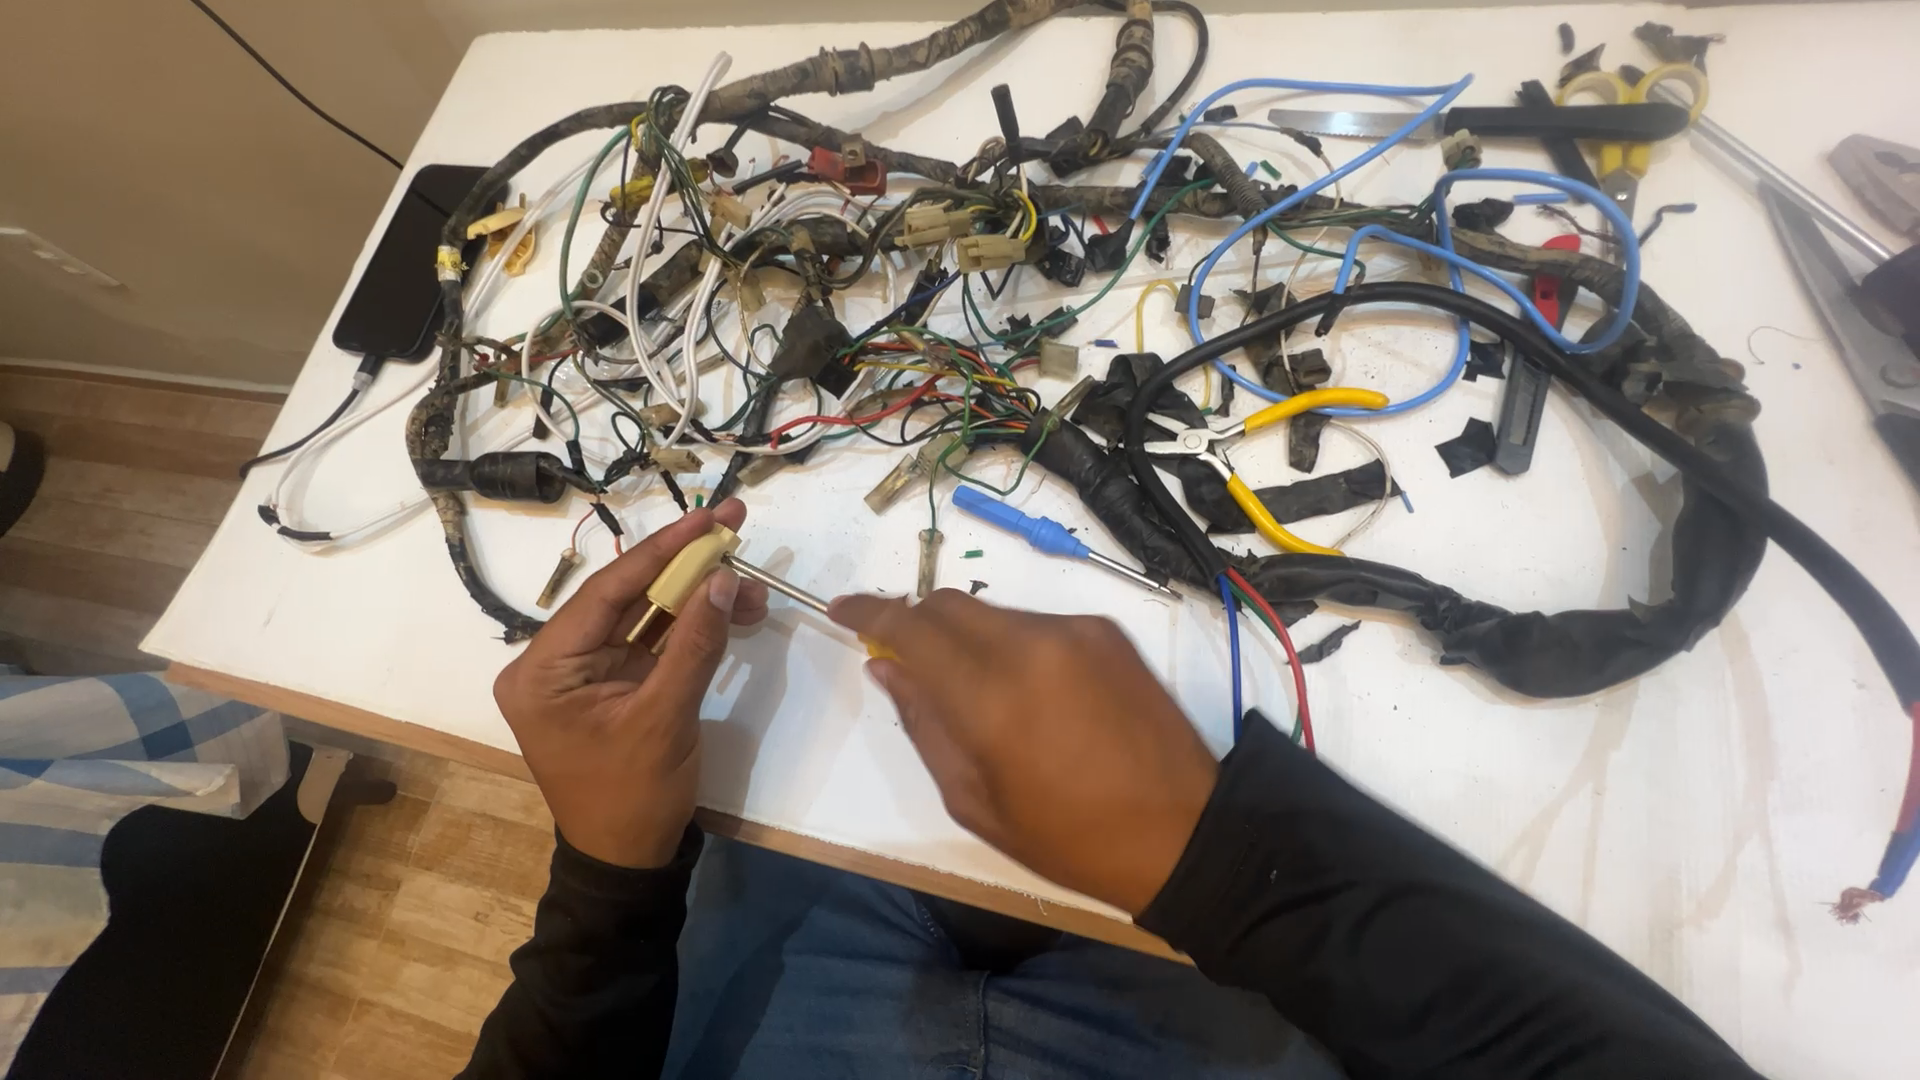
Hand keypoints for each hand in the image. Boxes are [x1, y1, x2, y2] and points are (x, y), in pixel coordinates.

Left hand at [493, 500, 768, 867]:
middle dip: (685, 564)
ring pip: (649, 614)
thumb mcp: (665, 718)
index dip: (661, 551)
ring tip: (751, 583)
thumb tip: (723, 579)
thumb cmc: (633, 795)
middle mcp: (558, 660)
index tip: (705, 518)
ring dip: (700, 595)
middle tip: (732, 524)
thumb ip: (694, 644)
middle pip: (630, 596)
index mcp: (543, 670)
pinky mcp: (619, 681)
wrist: (630, 858)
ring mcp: (590, 670)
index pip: (606, 592)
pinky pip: (659, 640)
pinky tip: (735, 608)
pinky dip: (696, 625)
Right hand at [831, 590, 1217, 915]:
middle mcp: (1030, 644)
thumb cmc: (1068, 836)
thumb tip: (887, 669)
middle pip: (948, 603)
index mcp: (990, 696)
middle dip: (915, 622)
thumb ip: (923, 724)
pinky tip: (1032, 691)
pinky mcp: (1106, 629)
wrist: (1183, 830)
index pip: (910, 627)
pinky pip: (1037, 622)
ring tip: (979, 691)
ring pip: (993, 612)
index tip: (841, 611)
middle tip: (905, 658)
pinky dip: (1013, 643)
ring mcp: (1074, 630)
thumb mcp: (975, 801)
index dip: (868, 612)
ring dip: (966, 637)